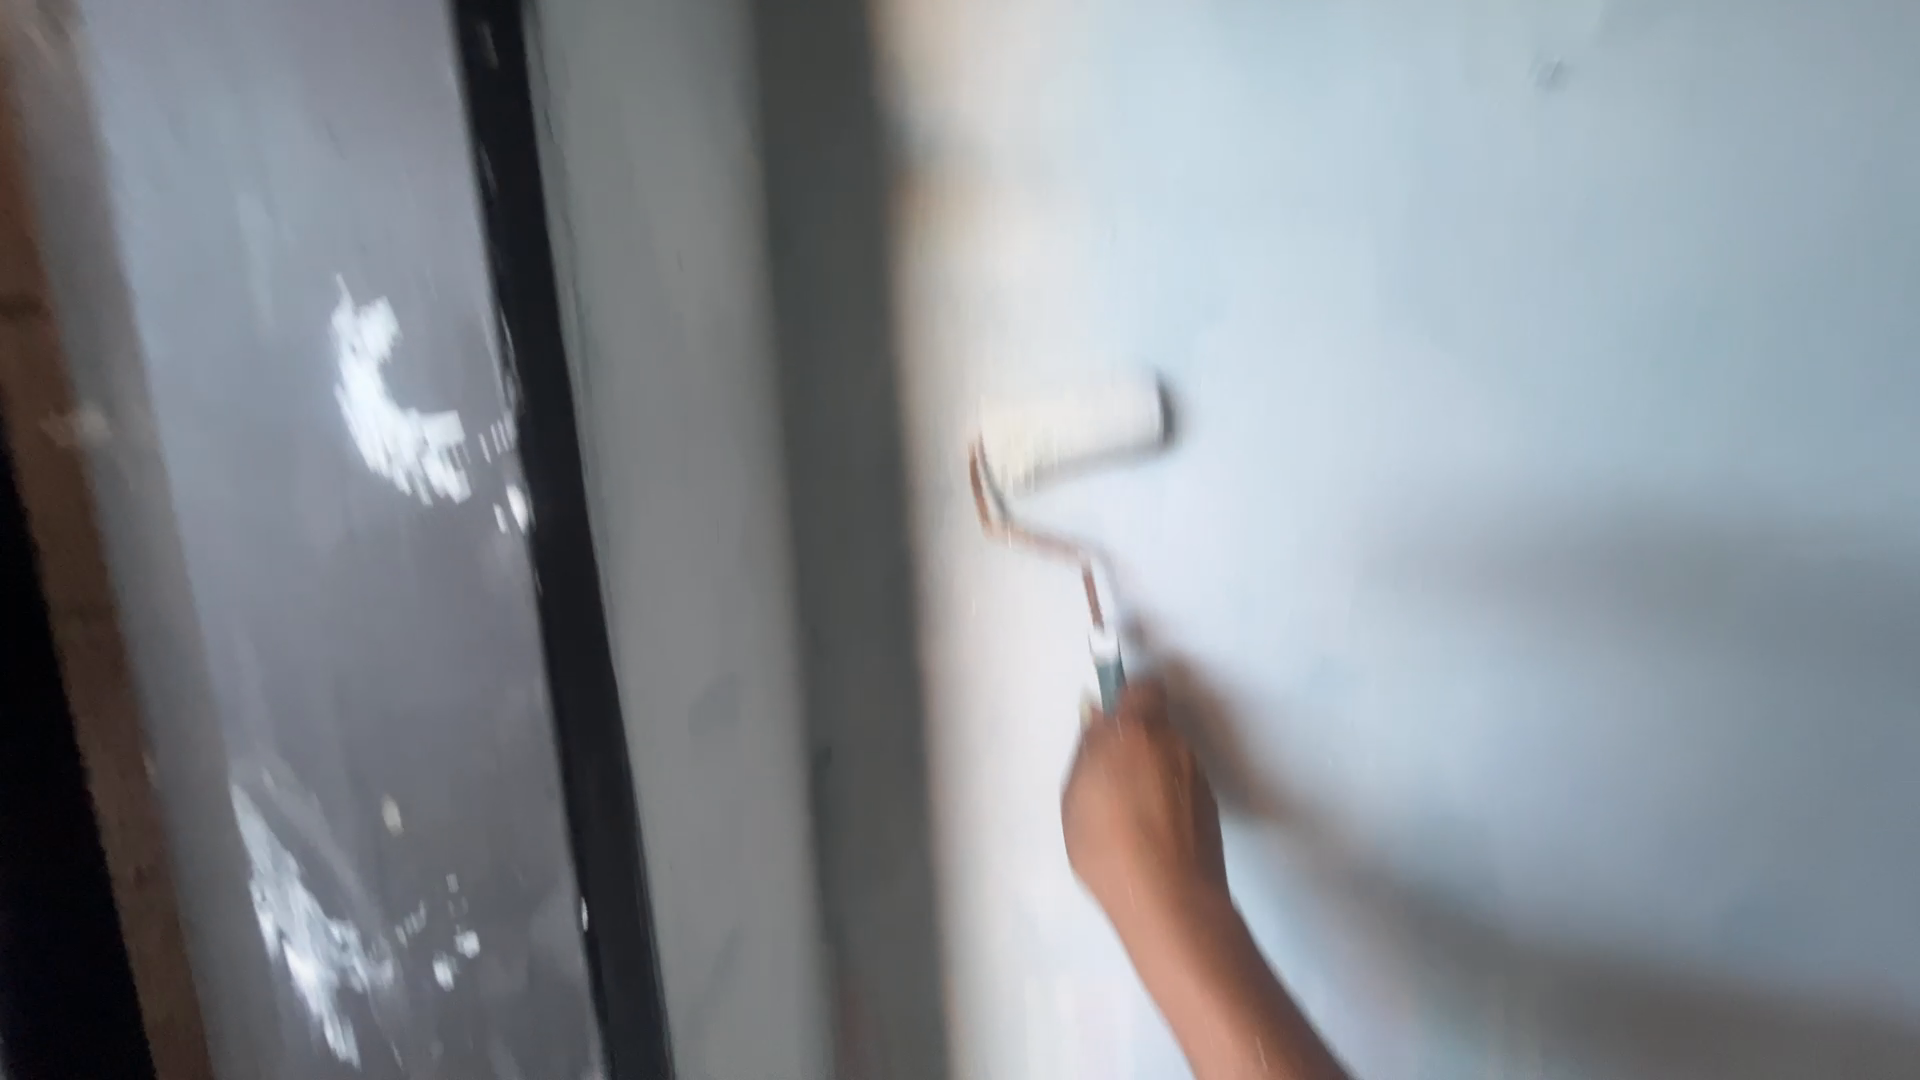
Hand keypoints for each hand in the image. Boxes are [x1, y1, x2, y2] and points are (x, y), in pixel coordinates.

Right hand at [1061, 677, 1227, 931]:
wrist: (1168, 900)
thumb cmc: (1107, 843)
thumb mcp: (1075, 794)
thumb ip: (1089, 748)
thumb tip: (1097, 717)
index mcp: (1136, 732)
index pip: (1144, 688)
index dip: (1128, 699)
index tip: (1110, 720)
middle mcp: (1173, 744)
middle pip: (1155, 725)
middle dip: (1135, 740)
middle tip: (1109, 774)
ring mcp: (1196, 775)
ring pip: (1169, 757)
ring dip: (1151, 771)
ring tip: (1128, 814)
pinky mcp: (1210, 806)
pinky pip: (1181, 786)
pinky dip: (1167, 798)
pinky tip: (1150, 833)